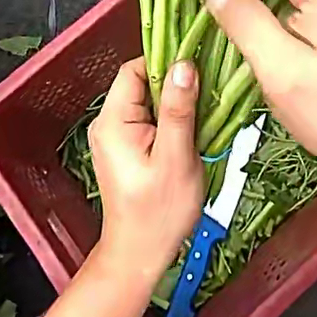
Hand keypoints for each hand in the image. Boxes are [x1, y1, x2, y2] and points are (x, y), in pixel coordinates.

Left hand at [87, 58, 205, 281]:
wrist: (141, 254)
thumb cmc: (158, 213)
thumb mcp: (175, 158)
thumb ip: (178, 109)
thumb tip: (184, 64)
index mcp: (113, 121)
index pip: (135, 69)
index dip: (165, 62)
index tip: (197, 64)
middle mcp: (108, 123)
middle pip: (143, 83)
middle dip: (175, 84)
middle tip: (207, 92)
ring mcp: (116, 135)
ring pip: (150, 100)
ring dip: (177, 102)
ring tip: (204, 113)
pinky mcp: (127, 147)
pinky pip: (150, 119)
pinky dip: (172, 119)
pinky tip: (193, 129)